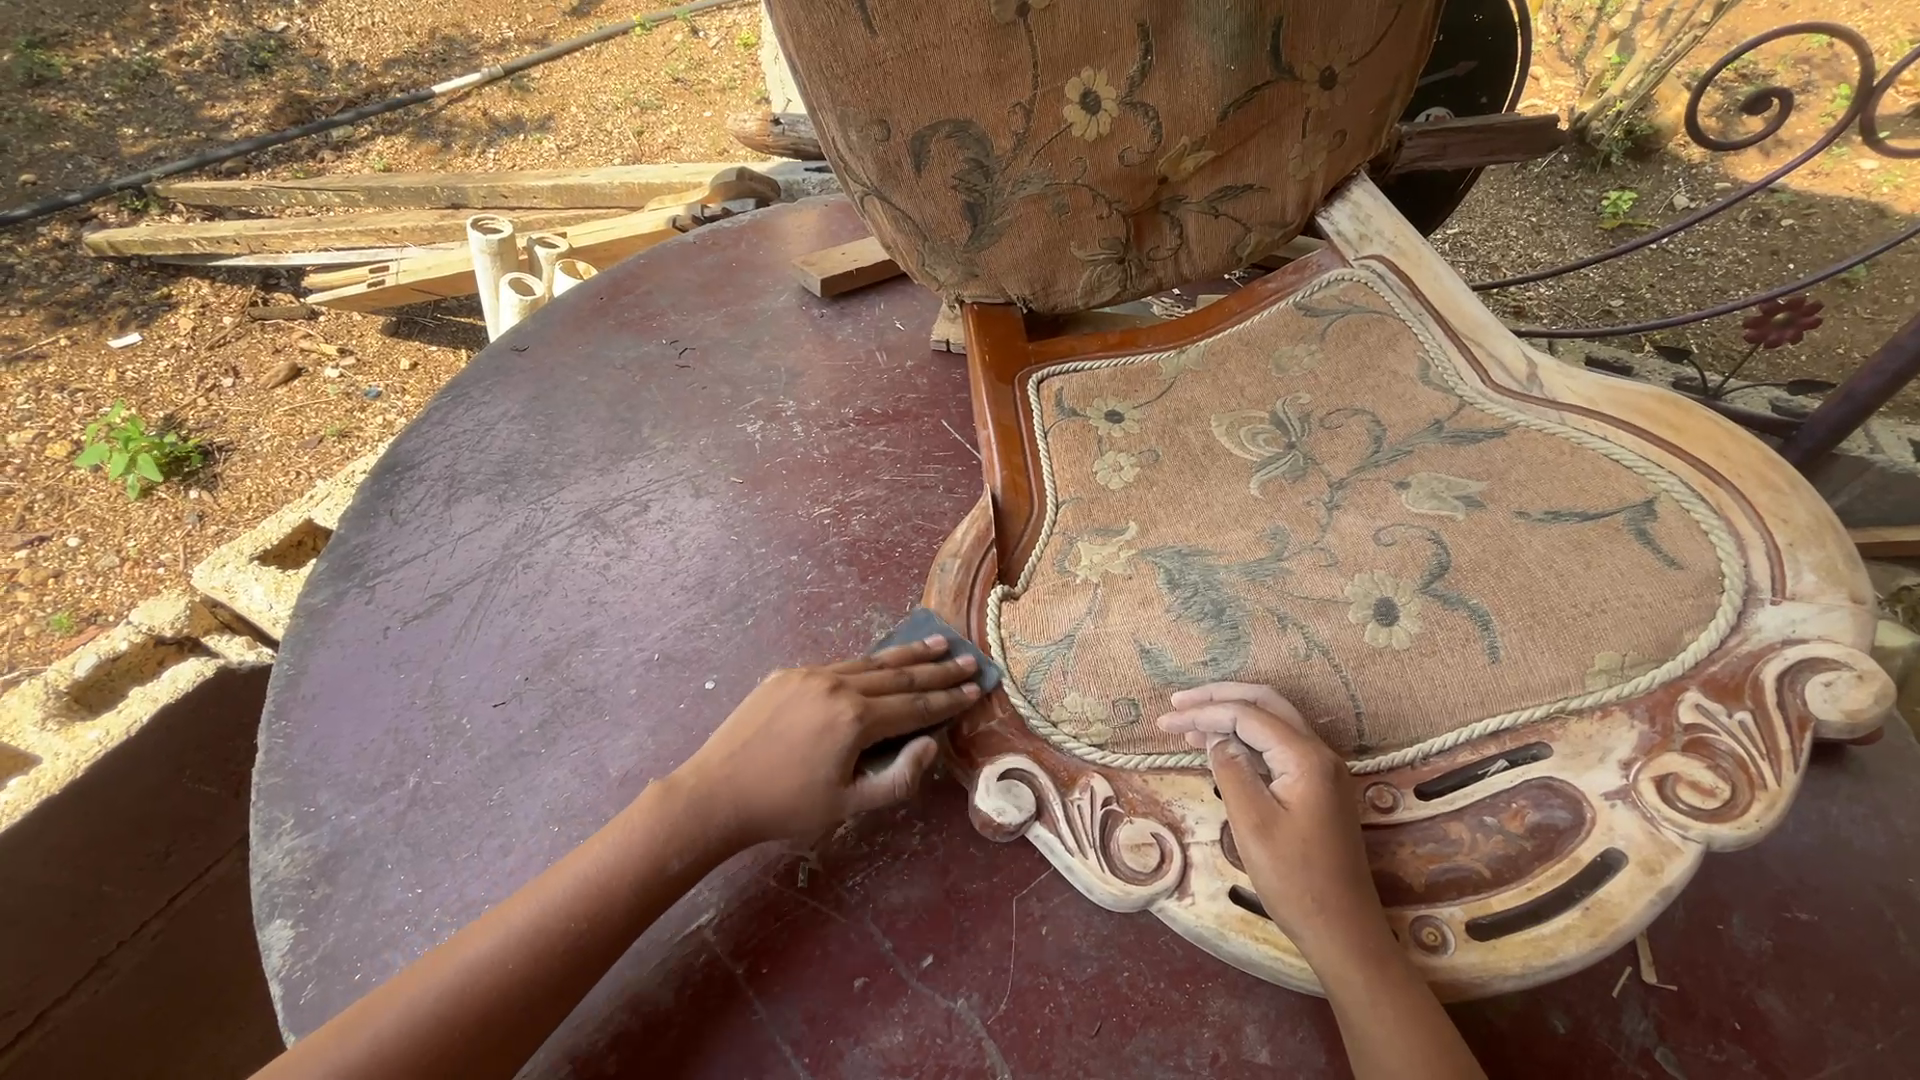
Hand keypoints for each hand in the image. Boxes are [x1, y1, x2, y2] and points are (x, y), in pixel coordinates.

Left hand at [673, 635, 981, 849]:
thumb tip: (931, 744)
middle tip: (969, 658)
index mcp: (856, 719)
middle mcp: (837, 686)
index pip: (916, 706)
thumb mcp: (848, 806)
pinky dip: (867, 663)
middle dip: (938, 669)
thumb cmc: (785, 808)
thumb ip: (898, 778)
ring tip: (936, 644)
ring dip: (906, 656)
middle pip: (899, 675)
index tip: (977, 687)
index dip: (949, 699)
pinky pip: (838, 665)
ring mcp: (810, 675)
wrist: (715, 794)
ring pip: (869, 662)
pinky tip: (881, 662)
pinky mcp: (787, 674)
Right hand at [1156, 682, 1385, 957]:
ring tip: (1188, 723)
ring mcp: (1322, 770)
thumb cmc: (1294, 879)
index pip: (1247, 715)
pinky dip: (1246, 737)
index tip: (1165, 720)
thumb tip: (1214, 738)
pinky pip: (1278, 745)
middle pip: (1265, 703)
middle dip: (1219, 697)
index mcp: (1305, 758)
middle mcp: (1319, 753)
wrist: (1342, 929)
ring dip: (1231, 714)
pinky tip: (1219, 748)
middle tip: (1178, 702)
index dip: (1203, 713)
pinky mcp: (1318, 787)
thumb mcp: (1252, 823)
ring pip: (1273, 721)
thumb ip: (1231, 770)